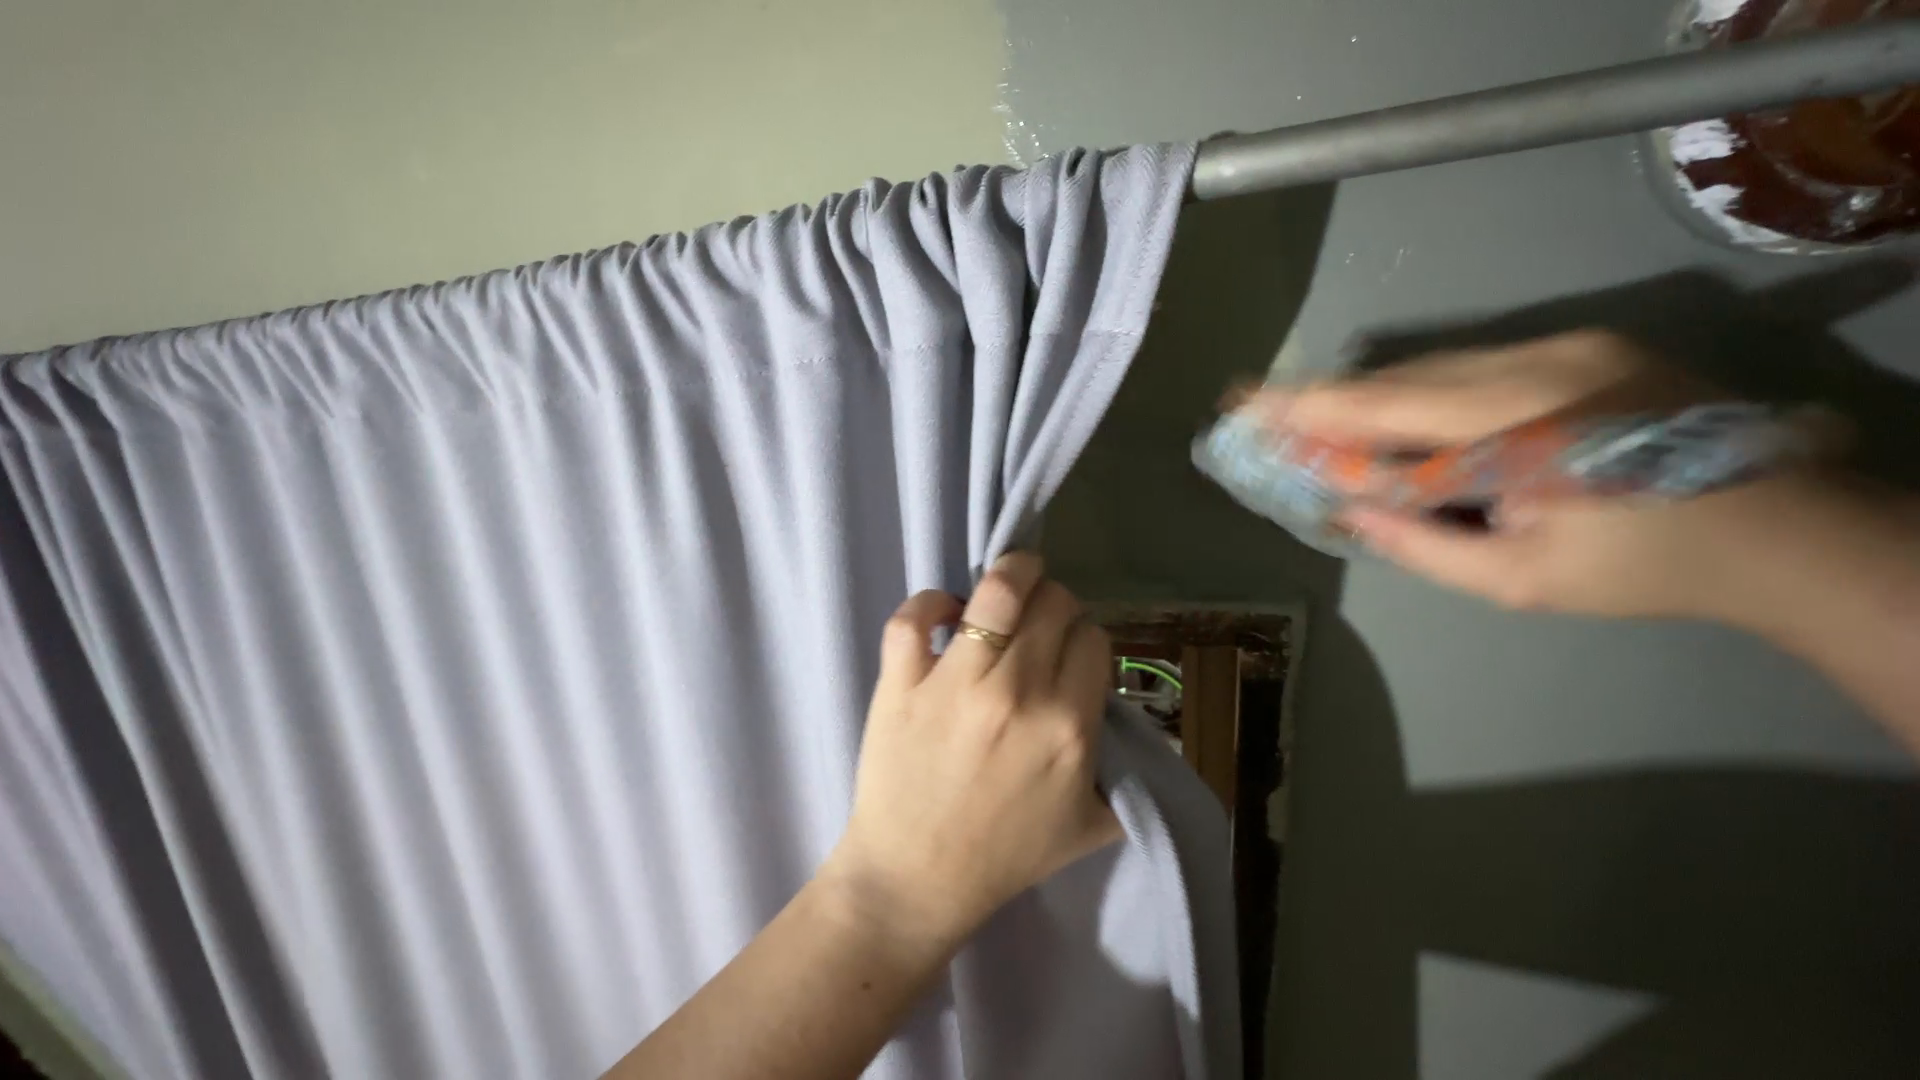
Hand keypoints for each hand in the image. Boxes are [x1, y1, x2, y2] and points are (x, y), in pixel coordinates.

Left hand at [822, 553, 1121, 945]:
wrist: (918, 877)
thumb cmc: (1007, 853)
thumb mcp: (1093, 825)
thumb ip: (1128, 774)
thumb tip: (1136, 725)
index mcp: (1069, 726)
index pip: (1094, 640)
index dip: (1086, 639)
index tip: (1071, 652)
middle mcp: (1018, 694)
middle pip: (1054, 605)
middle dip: (1057, 604)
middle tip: (1043, 622)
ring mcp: (954, 684)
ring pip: (997, 593)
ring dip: (1013, 573)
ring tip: (1014, 575)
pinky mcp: (900, 683)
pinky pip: (914, 617)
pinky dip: (931, 602)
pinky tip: (946, 612)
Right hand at [1238, 330, 1845, 622]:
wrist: (1784, 531)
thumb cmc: (1643, 568)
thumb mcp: (1517, 579)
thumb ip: (1420, 542)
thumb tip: (1346, 510)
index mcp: (1524, 421)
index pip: (1387, 405)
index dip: (1309, 406)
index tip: (1244, 404)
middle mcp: (1539, 361)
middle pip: (1401, 376)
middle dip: (1329, 398)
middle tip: (1267, 415)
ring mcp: (1565, 346)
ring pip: (1433, 365)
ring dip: (1371, 395)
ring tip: (1318, 420)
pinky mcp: (1581, 346)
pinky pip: (1470, 364)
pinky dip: (1418, 392)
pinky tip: (1395, 417)